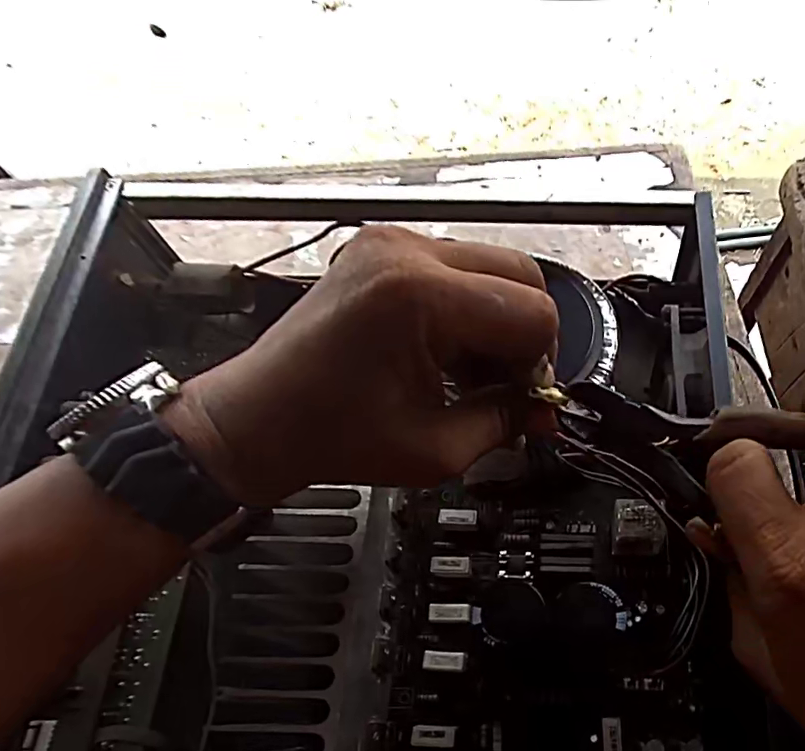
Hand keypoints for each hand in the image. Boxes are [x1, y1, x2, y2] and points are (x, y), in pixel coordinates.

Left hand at [162, 225, 558, 503]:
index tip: (526, 399)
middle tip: (511, 385)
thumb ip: (506, 422)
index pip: (534, 312)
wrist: (260, 420)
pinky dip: (472, 315)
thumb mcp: (439, 448)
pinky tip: (454, 358)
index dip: (542, 363)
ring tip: (476, 376)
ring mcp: (390, 247)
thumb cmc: (330, 434)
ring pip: (494, 272)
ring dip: (501, 325)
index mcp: (418, 297)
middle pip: (522, 277)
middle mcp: (404, 254)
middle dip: (528, 338)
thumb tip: (544, 411)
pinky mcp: (382, 255)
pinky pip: (459, 273)